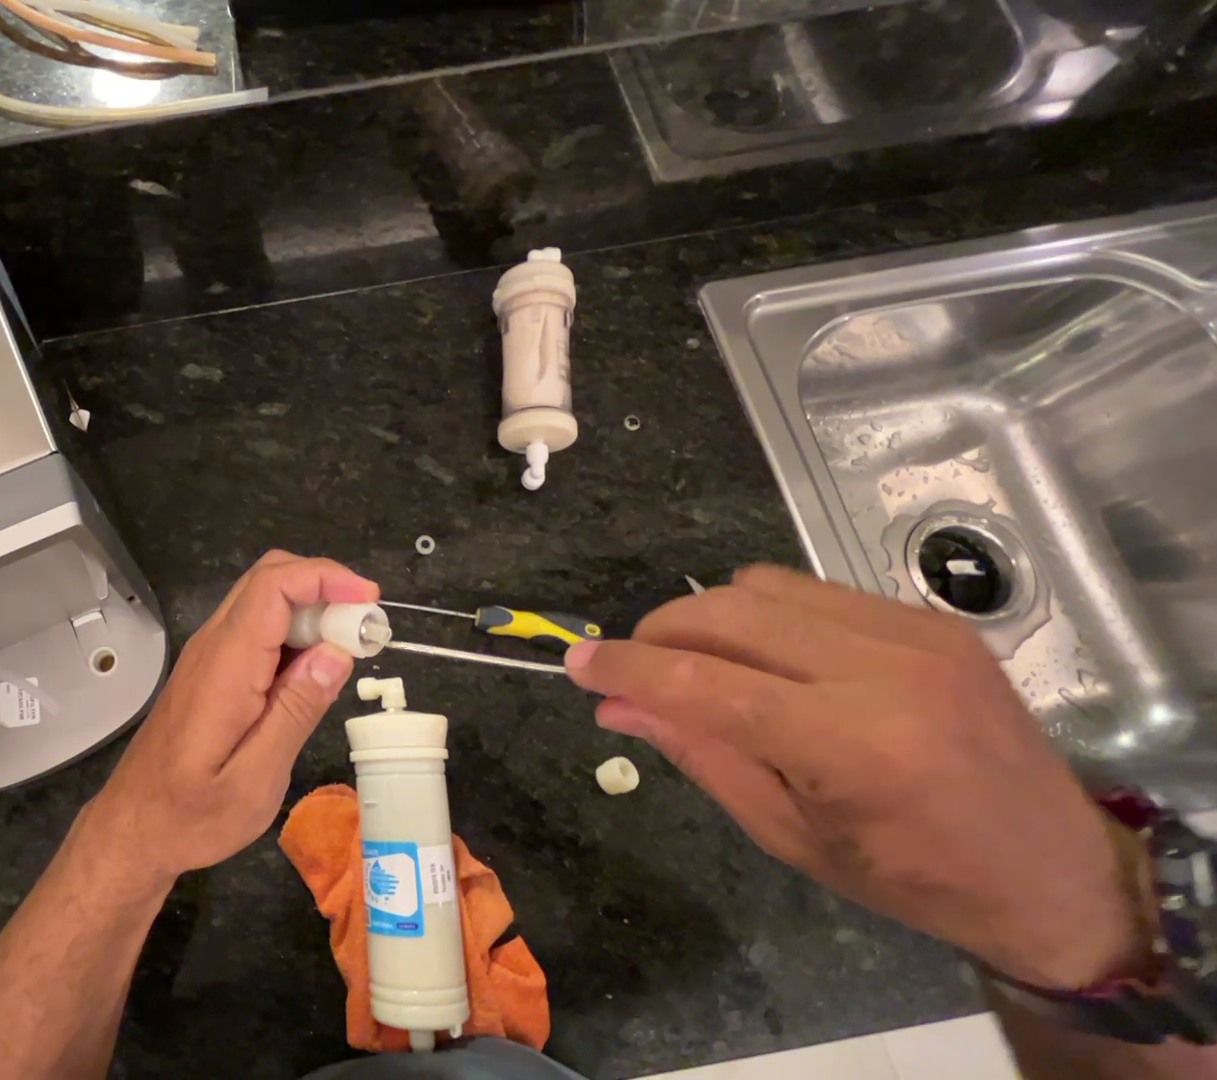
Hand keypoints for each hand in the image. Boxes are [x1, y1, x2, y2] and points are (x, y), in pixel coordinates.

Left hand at [85, 551, 377, 884]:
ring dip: (311, 609)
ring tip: (349, 651)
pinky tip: (314, 672)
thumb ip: (296, 711)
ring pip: (263, 600)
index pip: (272, 586)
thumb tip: (337, 652)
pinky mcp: (211, 669)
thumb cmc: (192, 815)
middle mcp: (213, 646)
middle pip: (267, 579)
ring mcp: (208, 654)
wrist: (134, 827)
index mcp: (225, 666)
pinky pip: (256, 628)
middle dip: (325, 587)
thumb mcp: (255, 780)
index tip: (370, 602)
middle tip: (366, 628)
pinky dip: (293, 632)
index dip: (325, 577)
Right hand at [564, 564, 1151, 989]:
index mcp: (851, 744)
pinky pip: (807, 590)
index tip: (576, 662)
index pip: (703, 682)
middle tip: (633, 667)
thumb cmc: (910, 876)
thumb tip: (614, 706)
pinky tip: (770, 657)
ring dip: (707, 618)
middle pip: (723, 613)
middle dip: (657, 632)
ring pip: (758, 586)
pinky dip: (762, 615)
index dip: (626, 668)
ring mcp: (914, 633)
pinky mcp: (928, 618)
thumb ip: (696, 752)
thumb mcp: (785, 831)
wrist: (1059, 870)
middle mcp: (885, 670)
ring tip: (705, 663)